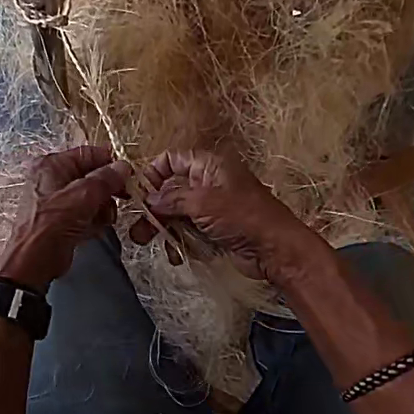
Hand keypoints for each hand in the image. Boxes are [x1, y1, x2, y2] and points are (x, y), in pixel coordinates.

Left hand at [0, 145, 131, 290]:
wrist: (34, 262)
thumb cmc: (52, 225)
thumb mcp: (83, 196)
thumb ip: (105, 179)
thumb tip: (123, 166)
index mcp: (52, 165)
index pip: (88, 153)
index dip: (110, 163)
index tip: (128, 176)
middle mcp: (53, 179)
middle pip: (92, 176)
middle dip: (107, 191)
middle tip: (121, 200)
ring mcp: (58, 200)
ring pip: (92, 197)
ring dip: (102, 209)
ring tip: (100, 220)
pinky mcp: (62, 220)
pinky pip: (86, 214)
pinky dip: (92, 222)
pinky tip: (90, 230)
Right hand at [131, 150, 318, 282]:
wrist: (275, 250)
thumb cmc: (244, 218)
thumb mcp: (204, 203)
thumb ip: (172, 198)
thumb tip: (148, 199)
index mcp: (208, 166)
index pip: (171, 160)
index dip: (152, 174)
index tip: (138, 194)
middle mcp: (207, 183)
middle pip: (169, 189)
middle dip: (152, 208)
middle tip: (137, 227)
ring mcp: (210, 208)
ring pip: (175, 213)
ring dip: (160, 227)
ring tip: (146, 241)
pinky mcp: (212, 229)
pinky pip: (186, 231)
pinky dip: (177, 241)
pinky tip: (175, 254)